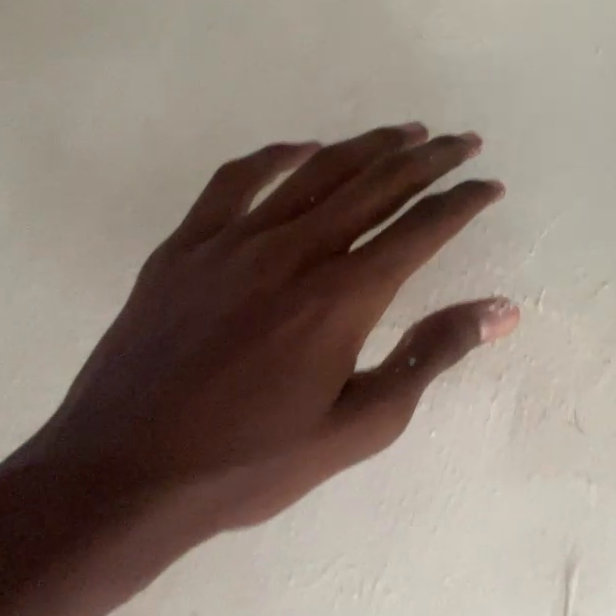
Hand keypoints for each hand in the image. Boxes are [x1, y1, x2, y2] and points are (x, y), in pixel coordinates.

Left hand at [6, 123, 518, 532]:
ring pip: (317, 171)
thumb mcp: (361, 425)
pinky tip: (302, 148)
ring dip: (370, 145)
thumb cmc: (250, 462)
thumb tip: (501, 310)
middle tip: (465, 140)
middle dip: (432, 158)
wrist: (113, 484)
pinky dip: (275, 156)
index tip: (490, 185)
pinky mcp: (184, 249)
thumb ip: (433, 356)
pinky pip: (234, 182)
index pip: (423, 228)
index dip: (465, 201)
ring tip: (407, 131)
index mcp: (342, 297)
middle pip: (379, 184)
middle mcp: (295, 253)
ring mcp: (234, 244)